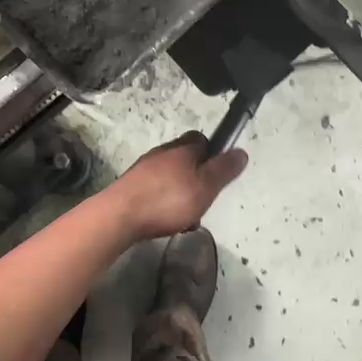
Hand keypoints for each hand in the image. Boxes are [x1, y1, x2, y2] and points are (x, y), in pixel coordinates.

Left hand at [101, 131, 247, 241]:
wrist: (120, 215)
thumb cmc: (167, 199)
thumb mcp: (205, 187)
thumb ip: (223, 170)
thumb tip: (241, 151)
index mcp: (181, 148)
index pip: (202, 139)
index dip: (213, 154)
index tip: (218, 175)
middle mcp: (162, 153)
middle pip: (186, 159)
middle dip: (197, 179)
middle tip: (204, 201)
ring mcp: (145, 168)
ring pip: (172, 177)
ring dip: (182, 194)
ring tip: (187, 218)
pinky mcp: (133, 185)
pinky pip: (157, 190)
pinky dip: (165, 202)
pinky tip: (167, 221)